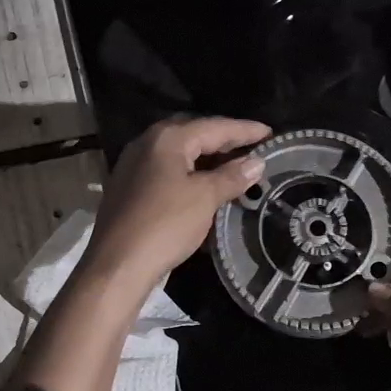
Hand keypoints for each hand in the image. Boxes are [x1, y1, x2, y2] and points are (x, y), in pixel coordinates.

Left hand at [87, 116, 272, 285]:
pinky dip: (191, 177)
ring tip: (235, 171)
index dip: (245, 130)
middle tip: (253, 151)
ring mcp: (136, 166)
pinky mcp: (131, 189)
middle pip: (194, 136)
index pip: (215, 126)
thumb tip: (257, 162)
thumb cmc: (165, 225)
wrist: (120, 263)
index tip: (271, 133)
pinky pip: (169, 174)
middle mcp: (148, 144)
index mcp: (167, 138)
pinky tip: (206, 190)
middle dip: (225, 143)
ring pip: (181, 156)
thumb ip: (231, 177)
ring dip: (208, 162)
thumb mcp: (204, 198)